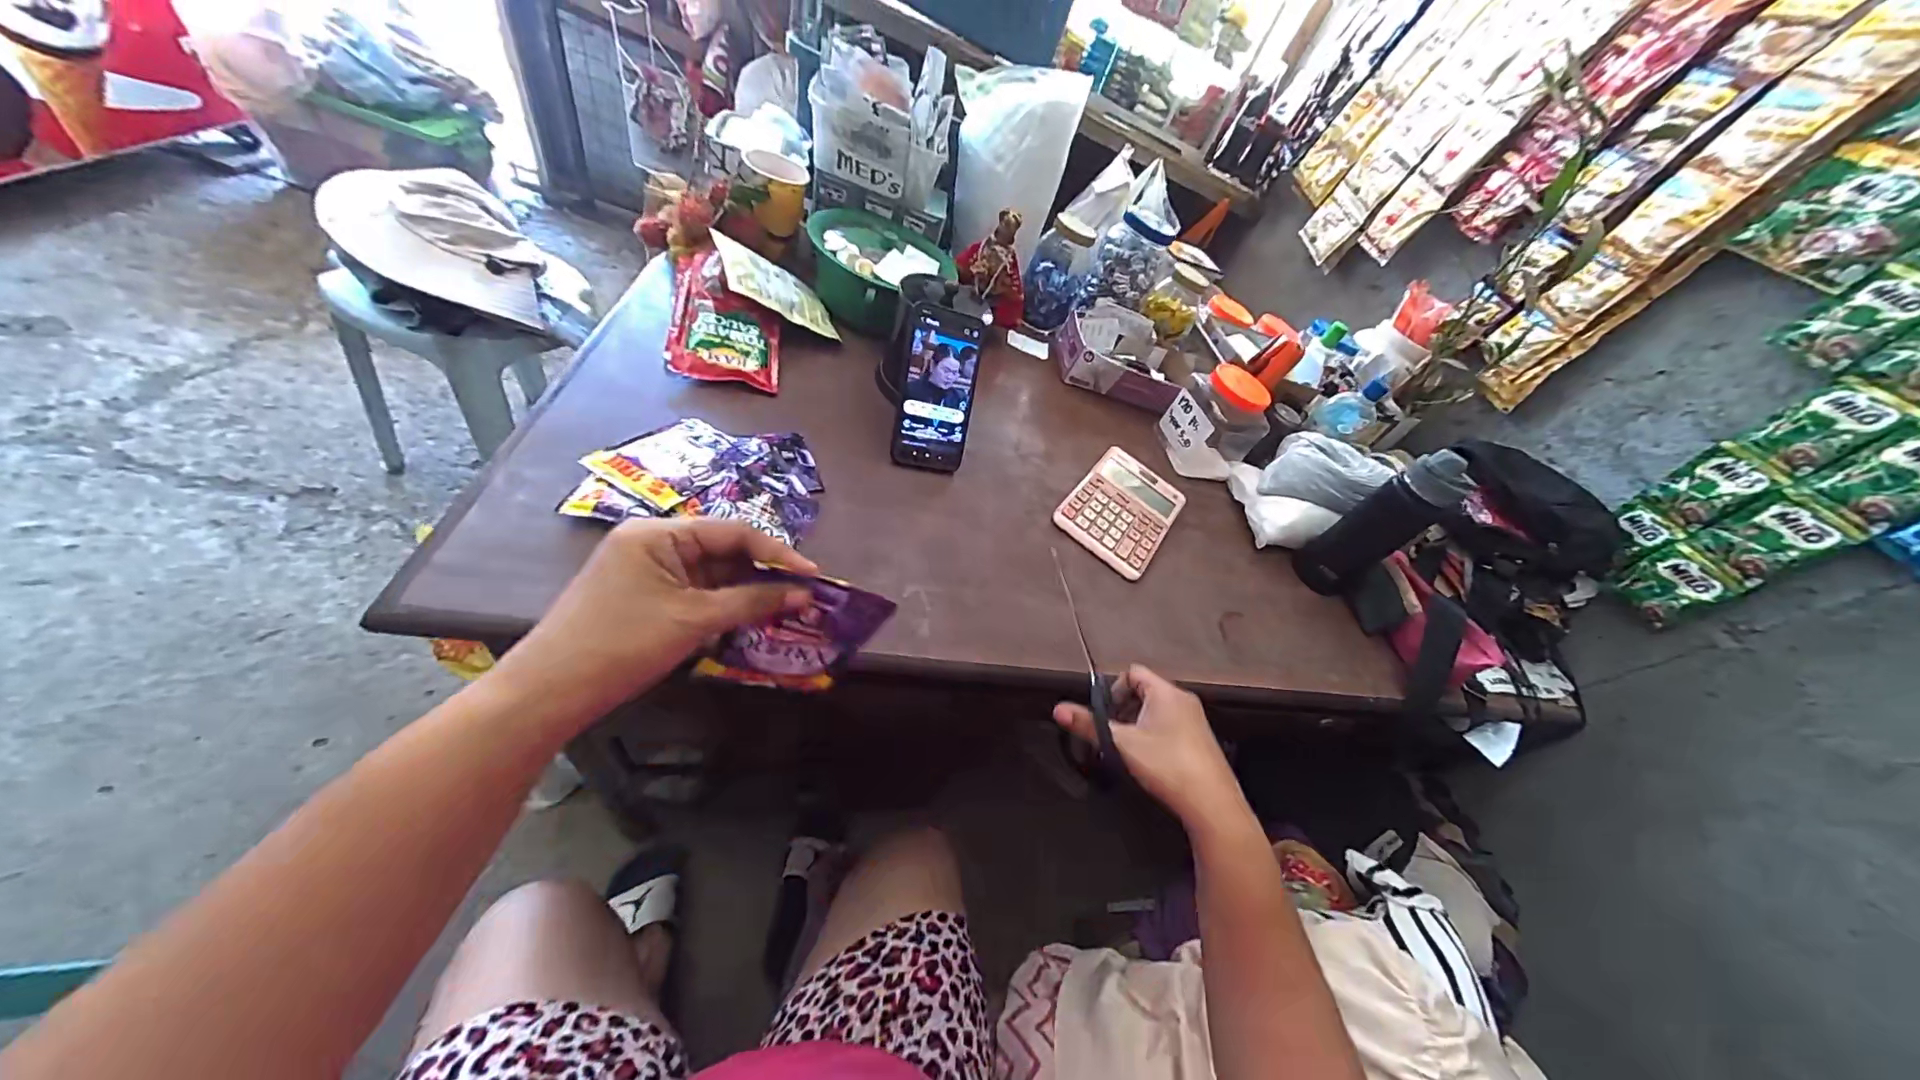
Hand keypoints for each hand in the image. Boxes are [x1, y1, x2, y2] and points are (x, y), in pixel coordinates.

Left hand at [490, 518, 816, 727]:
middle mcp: (652, 542)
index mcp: (658, 533)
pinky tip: (750, 619)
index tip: (813, 575)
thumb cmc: (622, 645)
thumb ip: (752, 601)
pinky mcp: (644, 596)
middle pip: (723, 550)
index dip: (778, 552)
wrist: (550, 691)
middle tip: (804, 594)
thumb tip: (804, 593)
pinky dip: (723, 604)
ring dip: (746, 591)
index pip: (733, 531)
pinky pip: (694, 592)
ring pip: (711, 573)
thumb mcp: (694, 620)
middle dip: (764, 573)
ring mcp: (646, 570)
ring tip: (786, 608)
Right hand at [1053, 666, 1247, 832]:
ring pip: (1155, 711)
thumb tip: (1059, 709)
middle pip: (1143, 692)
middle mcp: (1183, 701)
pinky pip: (1169, 726)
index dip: (1113, 690)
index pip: (1132, 672)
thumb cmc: (1168, 767)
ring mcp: (1194, 721)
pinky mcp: (1199, 741)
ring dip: (1136, 726)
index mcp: (1166, 693)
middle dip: (1123, 710)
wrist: (1211, 804)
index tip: (1105, 715)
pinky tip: (1148, 761)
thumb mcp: (1121, 744)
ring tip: (1127, 750)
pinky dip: (1153, 737)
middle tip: (1113, 734)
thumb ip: (1088, 725)